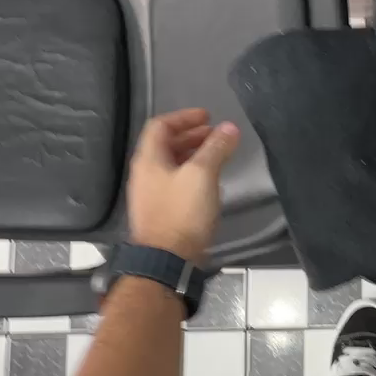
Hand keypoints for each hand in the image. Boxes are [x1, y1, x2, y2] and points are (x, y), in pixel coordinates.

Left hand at [126, 109, 240, 260]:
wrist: (168, 259)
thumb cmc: (182, 212)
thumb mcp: (202, 174)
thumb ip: (216, 148)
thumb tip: (229, 127)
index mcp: (149, 160)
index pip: (160, 126)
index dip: (184, 117)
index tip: (207, 116)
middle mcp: (145, 174)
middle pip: (165, 145)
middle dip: (191, 136)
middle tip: (215, 134)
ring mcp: (152, 194)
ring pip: (172, 164)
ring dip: (193, 155)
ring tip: (216, 155)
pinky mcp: (163, 212)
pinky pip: (176, 182)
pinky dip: (193, 173)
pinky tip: (209, 182)